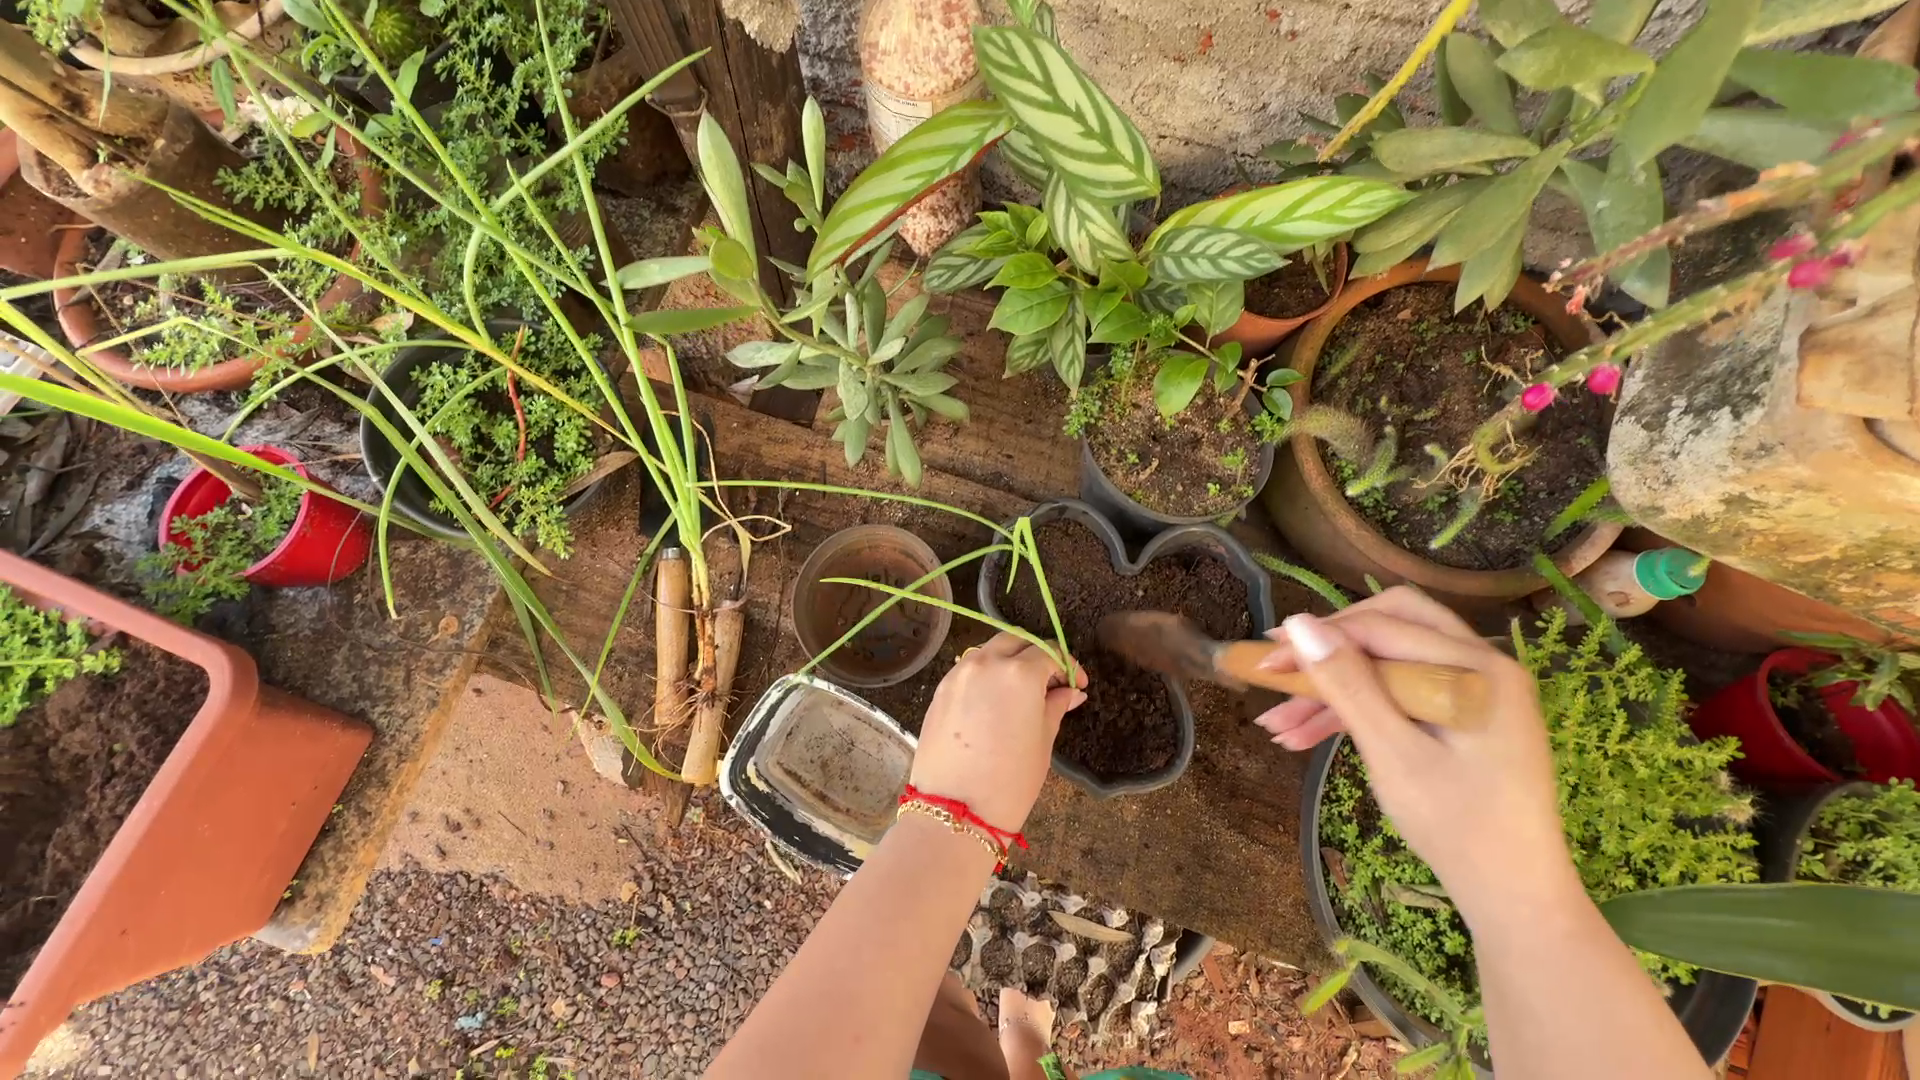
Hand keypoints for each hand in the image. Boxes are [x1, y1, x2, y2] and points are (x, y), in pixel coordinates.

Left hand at [909, 633, 1086, 831]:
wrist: (956, 810)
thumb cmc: (1010, 780)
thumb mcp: (1043, 741)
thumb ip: (1055, 706)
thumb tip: (1070, 691)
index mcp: (1018, 673)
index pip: (1048, 652)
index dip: (1067, 665)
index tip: (1076, 684)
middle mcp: (986, 663)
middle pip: (1016, 640)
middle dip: (1036, 654)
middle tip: (1050, 681)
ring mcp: (958, 674)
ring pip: (989, 651)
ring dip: (1010, 660)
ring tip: (1023, 691)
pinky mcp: (941, 689)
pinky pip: (969, 669)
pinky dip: (987, 673)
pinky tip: (995, 700)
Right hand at [1253, 588, 1581, 921]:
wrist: (1514, 894)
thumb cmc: (1458, 824)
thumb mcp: (1392, 751)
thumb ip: (1347, 682)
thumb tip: (1298, 623)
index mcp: (1476, 666)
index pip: (1381, 626)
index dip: (1317, 638)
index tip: (1265, 660)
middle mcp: (1479, 664)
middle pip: (1385, 629)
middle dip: (1326, 651)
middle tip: (1277, 673)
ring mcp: (1469, 691)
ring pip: (1384, 666)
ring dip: (1331, 689)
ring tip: (1277, 726)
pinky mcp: (1457, 717)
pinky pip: (1396, 696)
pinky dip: (1354, 711)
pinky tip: (1306, 737)